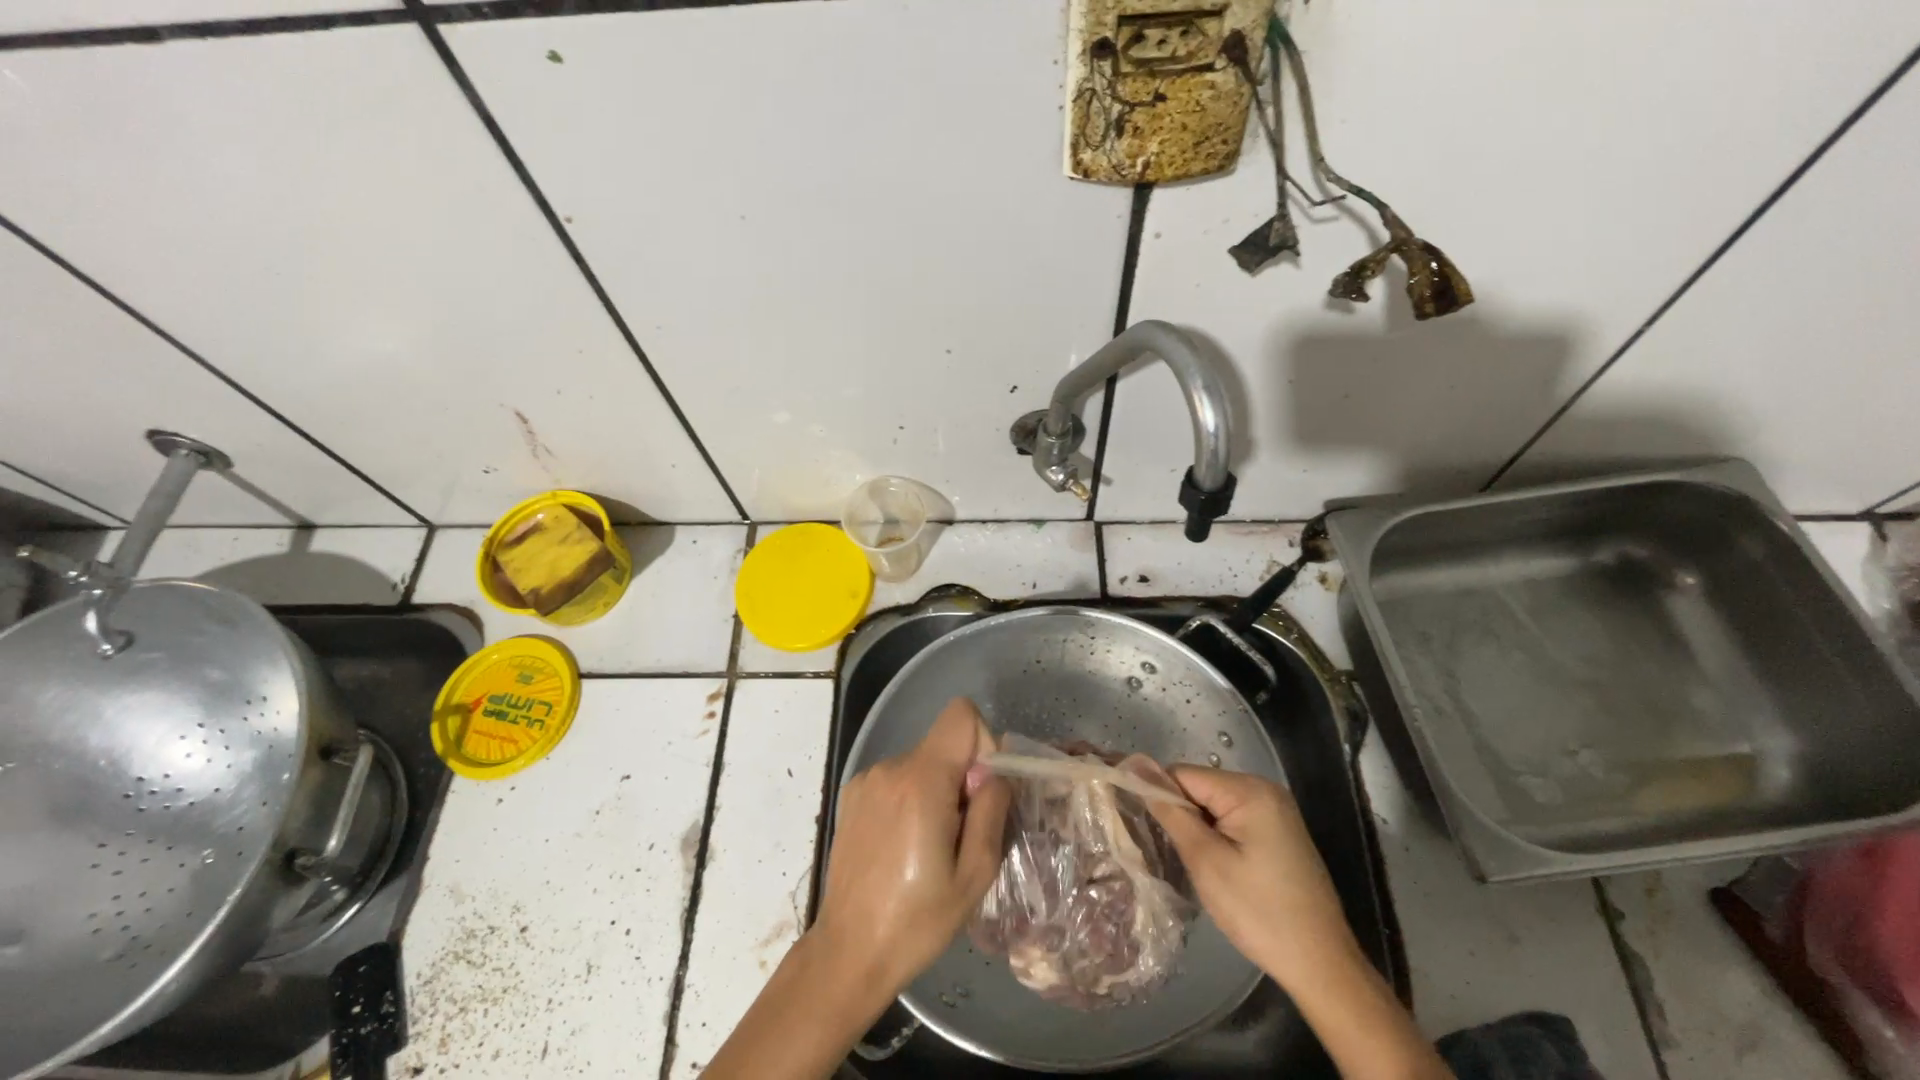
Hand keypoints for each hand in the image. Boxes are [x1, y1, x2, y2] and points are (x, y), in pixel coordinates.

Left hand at [811, 697, 1011, 997]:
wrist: (850, 951)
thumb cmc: (918, 920)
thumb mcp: (975, 873)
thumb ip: (991, 810)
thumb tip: (994, 774)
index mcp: (921, 781)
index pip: (961, 715)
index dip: (984, 745)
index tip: (981, 795)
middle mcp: (889, 769)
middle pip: (944, 745)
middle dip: (963, 780)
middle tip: (960, 839)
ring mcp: (866, 781)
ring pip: (922, 765)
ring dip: (937, 794)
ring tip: (931, 850)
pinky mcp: (852, 797)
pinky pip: (898, 781)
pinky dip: (912, 801)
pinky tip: (905, 848)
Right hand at [1147, 765, 1356, 987]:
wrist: (1320, 962)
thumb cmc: (1259, 912)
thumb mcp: (1206, 861)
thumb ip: (1171, 812)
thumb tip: (1135, 767)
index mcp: (1249, 791)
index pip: (1182, 774)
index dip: (1156, 796)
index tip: (1136, 826)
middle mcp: (1265, 790)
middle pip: (1199, 787)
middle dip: (1177, 814)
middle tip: (1164, 852)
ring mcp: (1275, 812)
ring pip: (1213, 805)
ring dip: (1195, 828)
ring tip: (1187, 862)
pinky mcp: (1278, 833)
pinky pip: (1232, 820)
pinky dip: (1215, 837)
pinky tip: (1212, 866)